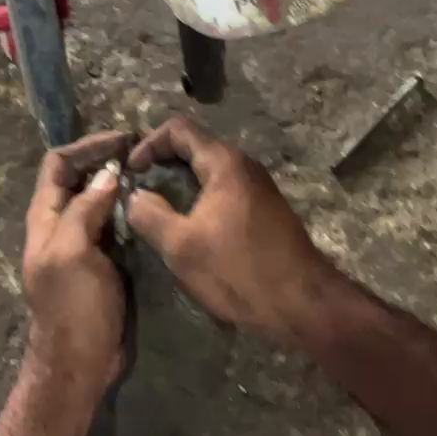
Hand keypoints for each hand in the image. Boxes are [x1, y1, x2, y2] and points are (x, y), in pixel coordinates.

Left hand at [21, 130, 132, 395]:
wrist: (80, 363)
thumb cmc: (72, 307)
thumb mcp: (73, 253)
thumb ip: (86, 210)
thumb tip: (108, 173)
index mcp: (46, 216)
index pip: (58, 163)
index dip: (86, 146)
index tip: (122, 140)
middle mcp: (61, 223)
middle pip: (79, 177)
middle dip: (106, 160)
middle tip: (144, 152)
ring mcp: (83, 241)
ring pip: (99, 199)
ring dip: (121, 184)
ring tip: (153, 173)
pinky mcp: (103, 260)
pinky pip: (115, 223)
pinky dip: (130, 209)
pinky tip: (153, 206)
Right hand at [125, 116, 331, 347]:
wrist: (305, 306)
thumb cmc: (239, 270)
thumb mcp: (181, 246)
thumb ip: (149, 215)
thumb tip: (134, 197)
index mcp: (224, 163)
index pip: (177, 129)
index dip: (147, 144)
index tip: (131, 172)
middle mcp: (243, 165)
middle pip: (193, 147)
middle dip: (161, 163)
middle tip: (138, 189)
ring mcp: (258, 187)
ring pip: (208, 170)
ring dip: (180, 184)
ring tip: (157, 210)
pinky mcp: (264, 210)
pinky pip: (223, 190)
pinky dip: (199, 198)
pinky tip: (189, 228)